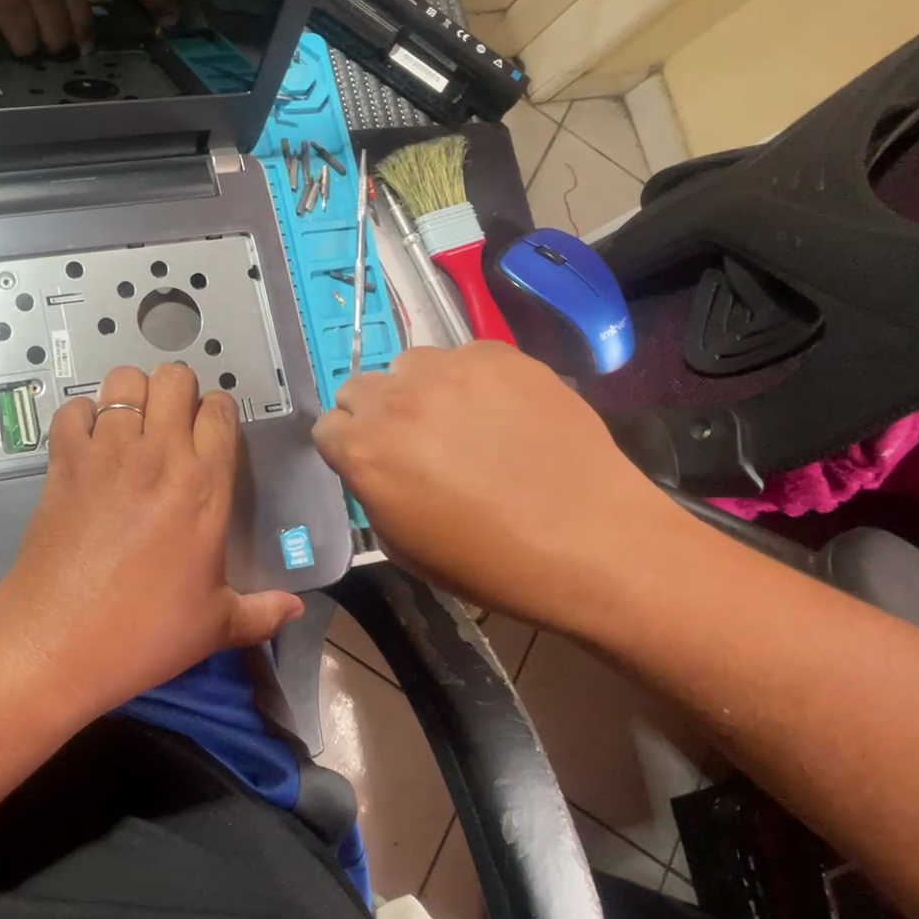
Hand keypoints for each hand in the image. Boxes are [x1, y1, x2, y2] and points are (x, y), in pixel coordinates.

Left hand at [0, 364, 303, 715]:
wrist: (59, 640)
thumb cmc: (144, 633)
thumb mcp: (214, 627)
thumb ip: (261, 612)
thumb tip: (296, 609)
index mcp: (204, 487)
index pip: (220, 411)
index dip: (217, 414)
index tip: (209, 435)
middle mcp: (158, 456)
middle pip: (173, 378)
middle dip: (177, 391)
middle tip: (170, 425)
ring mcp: (106, 454)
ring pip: (122, 382)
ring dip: (130, 395)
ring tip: (129, 426)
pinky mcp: (63, 464)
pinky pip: (72, 411)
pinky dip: (81, 416)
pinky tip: (87, 444)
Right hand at [312, 343, 696, 632]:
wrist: (591, 544)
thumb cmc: (488, 563)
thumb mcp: (401, 544)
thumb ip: (372, 489)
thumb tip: (376, 464)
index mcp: (365, 451)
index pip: (326, 426)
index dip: (348, 447)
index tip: (373, 463)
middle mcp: (397, 401)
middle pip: (358, 388)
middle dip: (376, 414)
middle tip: (414, 443)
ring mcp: (451, 371)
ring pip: (409, 364)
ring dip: (419, 389)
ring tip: (459, 421)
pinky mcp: (501, 357)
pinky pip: (464, 355)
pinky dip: (470, 378)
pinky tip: (500, 412)